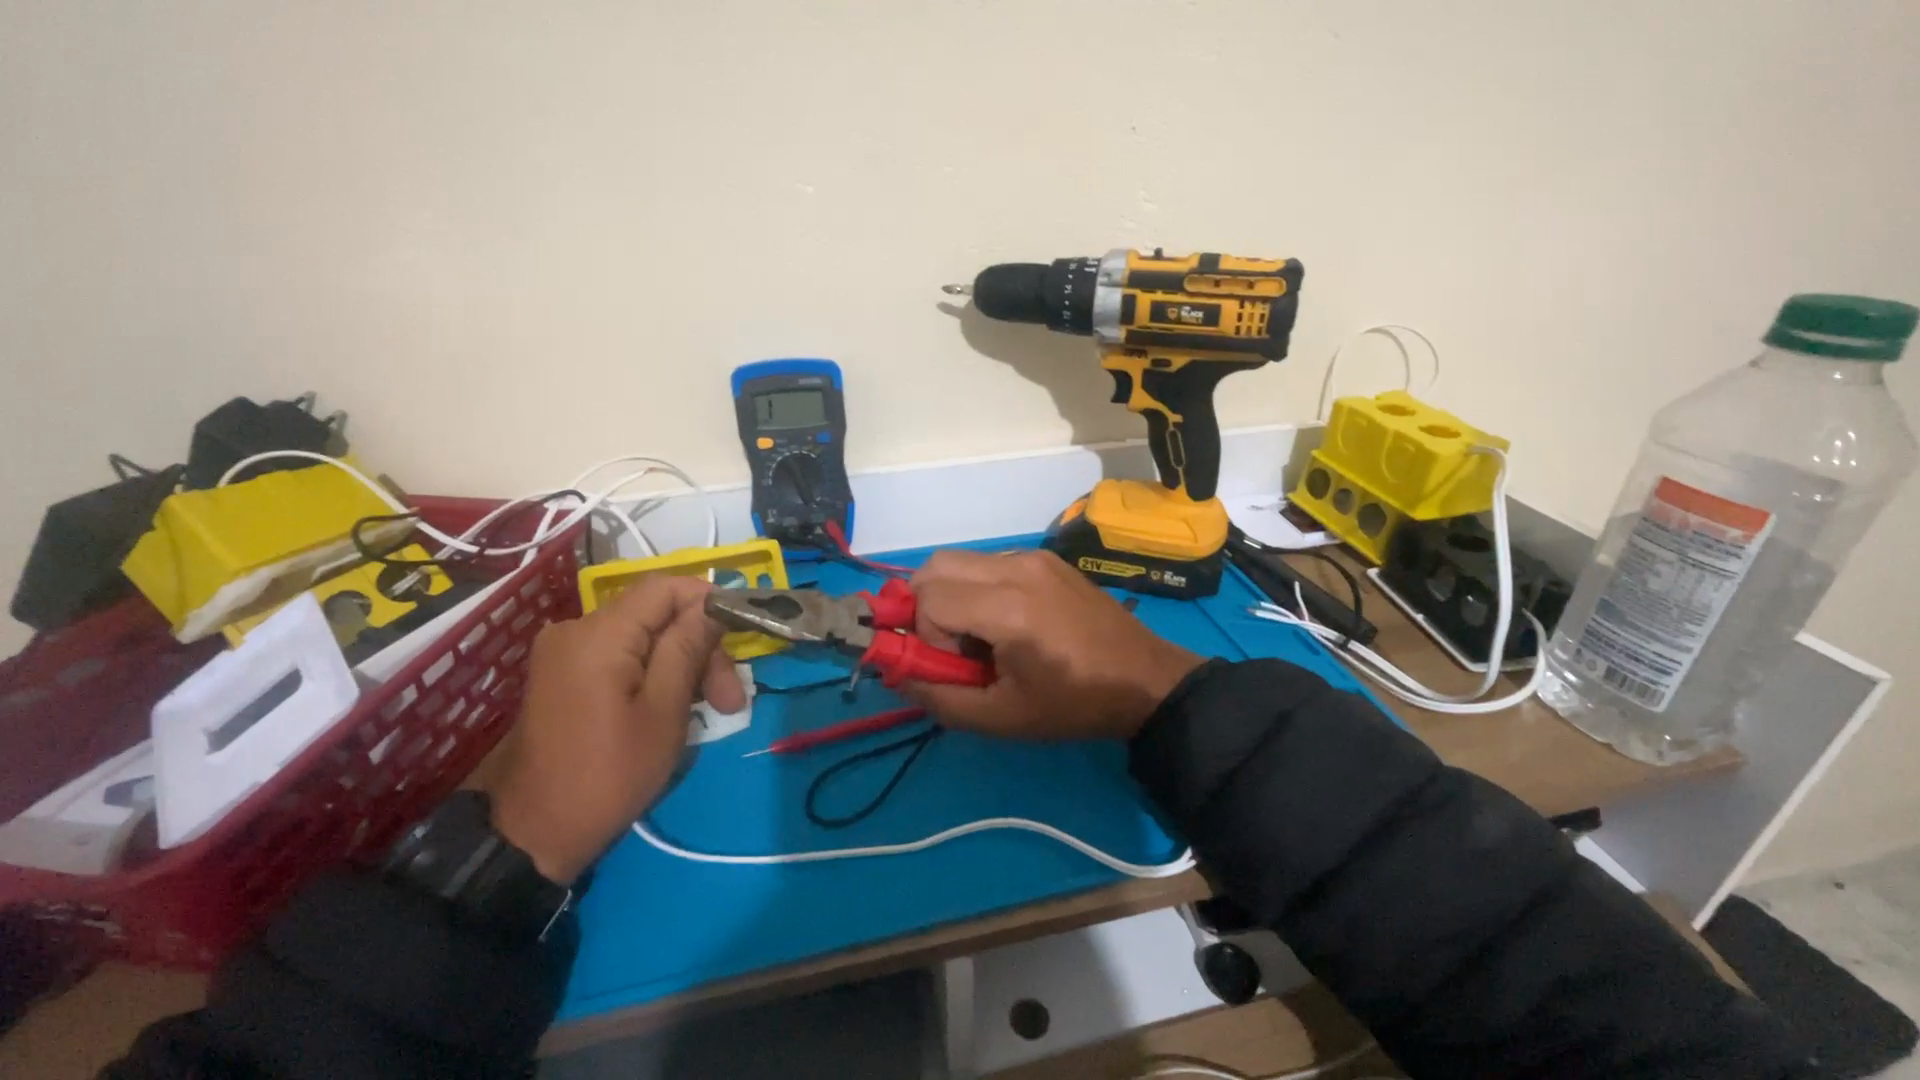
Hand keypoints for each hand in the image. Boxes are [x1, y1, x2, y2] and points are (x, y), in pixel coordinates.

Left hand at [482, 576, 745, 883]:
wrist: (533, 833)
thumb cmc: (608, 775)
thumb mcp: (663, 713)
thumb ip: (688, 649)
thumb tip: (712, 606)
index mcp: (600, 633)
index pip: (666, 587)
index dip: (710, 601)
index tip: (743, 638)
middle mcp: (576, 629)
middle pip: (655, 615)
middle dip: (699, 648)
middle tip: (731, 701)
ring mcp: (564, 652)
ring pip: (641, 637)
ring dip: (680, 665)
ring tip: (710, 711)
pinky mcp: (561, 675)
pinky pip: (619, 656)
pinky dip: (652, 673)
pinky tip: (673, 707)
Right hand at [900, 550, 1203, 739]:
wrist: (1145, 680)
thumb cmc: (1073, 705)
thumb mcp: (1001, 718)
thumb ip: (938, 697)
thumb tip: (892, 671)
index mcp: (1009, 608)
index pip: (928, 598)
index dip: (926, 636)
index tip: (956, 666)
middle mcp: (1016, 568)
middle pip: (934, 567)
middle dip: (926, 607)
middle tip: (952, 647)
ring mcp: (1032, 557)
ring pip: (959, 560)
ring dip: (950, 595)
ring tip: (979, 635)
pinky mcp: (1045, 557)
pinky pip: (988, 562)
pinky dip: (976, 587)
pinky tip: (1005, 621)